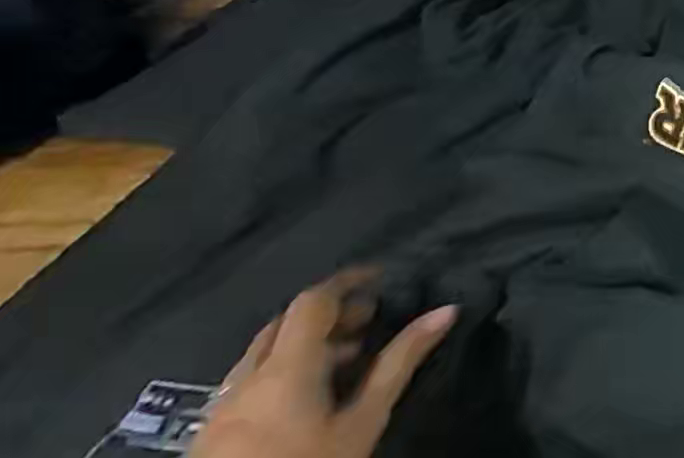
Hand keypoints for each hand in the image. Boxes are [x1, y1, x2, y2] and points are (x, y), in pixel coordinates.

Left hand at [190, 269, 457, 457]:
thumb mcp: (365, 420)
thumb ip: (401, 361)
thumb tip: (447, 310)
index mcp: (285, 369)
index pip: (313, 302)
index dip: (348, 281)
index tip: (382, 276)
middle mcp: (245, 381)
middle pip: (283, 323)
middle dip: (328, 312)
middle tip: (368, 318)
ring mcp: (219, 411)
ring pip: (260, 353)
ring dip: (303, 341)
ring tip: (344, 356)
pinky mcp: (207, 437)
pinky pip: (246, 381)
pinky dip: (281, 368)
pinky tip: (305, 394)